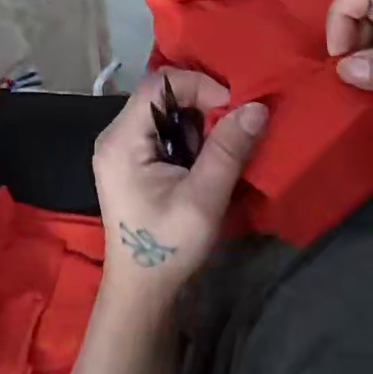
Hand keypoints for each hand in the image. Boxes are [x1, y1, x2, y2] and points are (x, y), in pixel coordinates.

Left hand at [92, 69, 267, 311]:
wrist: (143, 289)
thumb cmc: (168, 246)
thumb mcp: (203, 199)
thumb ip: (228, 150)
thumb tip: (256, 106)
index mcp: (121, 140)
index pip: (158, 84)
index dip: (199, 86)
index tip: (234, 108)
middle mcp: (115, 136)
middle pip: (160, 94)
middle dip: (202, 105)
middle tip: (233, 127)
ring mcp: (122, 148)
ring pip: (165, 112)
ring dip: (198, 123)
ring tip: (221, 149)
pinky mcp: (133, 161)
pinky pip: (163, 131)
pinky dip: (190, 137)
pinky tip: (206, 160)